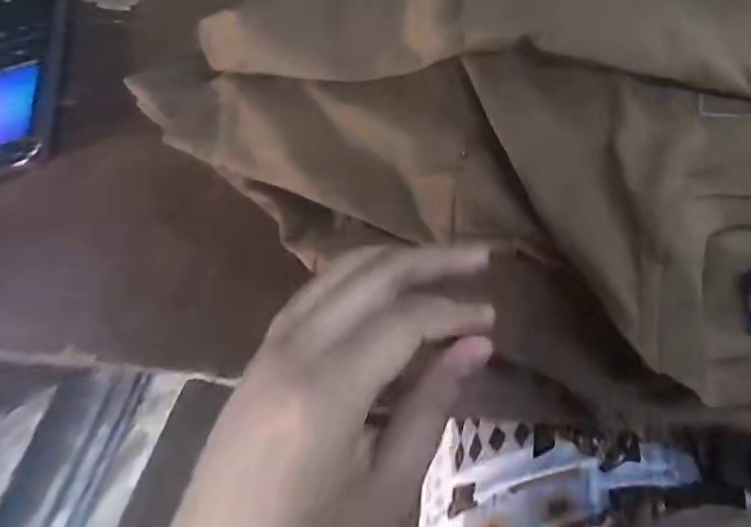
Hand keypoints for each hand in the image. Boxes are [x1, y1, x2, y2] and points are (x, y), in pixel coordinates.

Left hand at [173, 245, 494, 526]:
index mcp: (324, 393)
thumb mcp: (385, 492)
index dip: (454, 311)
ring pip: (342, 270)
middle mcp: (293, 352)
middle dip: (434, 260)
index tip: (491, 318)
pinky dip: (361, 275)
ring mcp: (268, 348)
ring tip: (442, 262)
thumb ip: (432, 407)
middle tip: (481, 259)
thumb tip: (479, 344)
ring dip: (398, 259)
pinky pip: (317, 290)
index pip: (405, 319)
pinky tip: (388, 286)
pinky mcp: (259, 355)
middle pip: (375, 275)